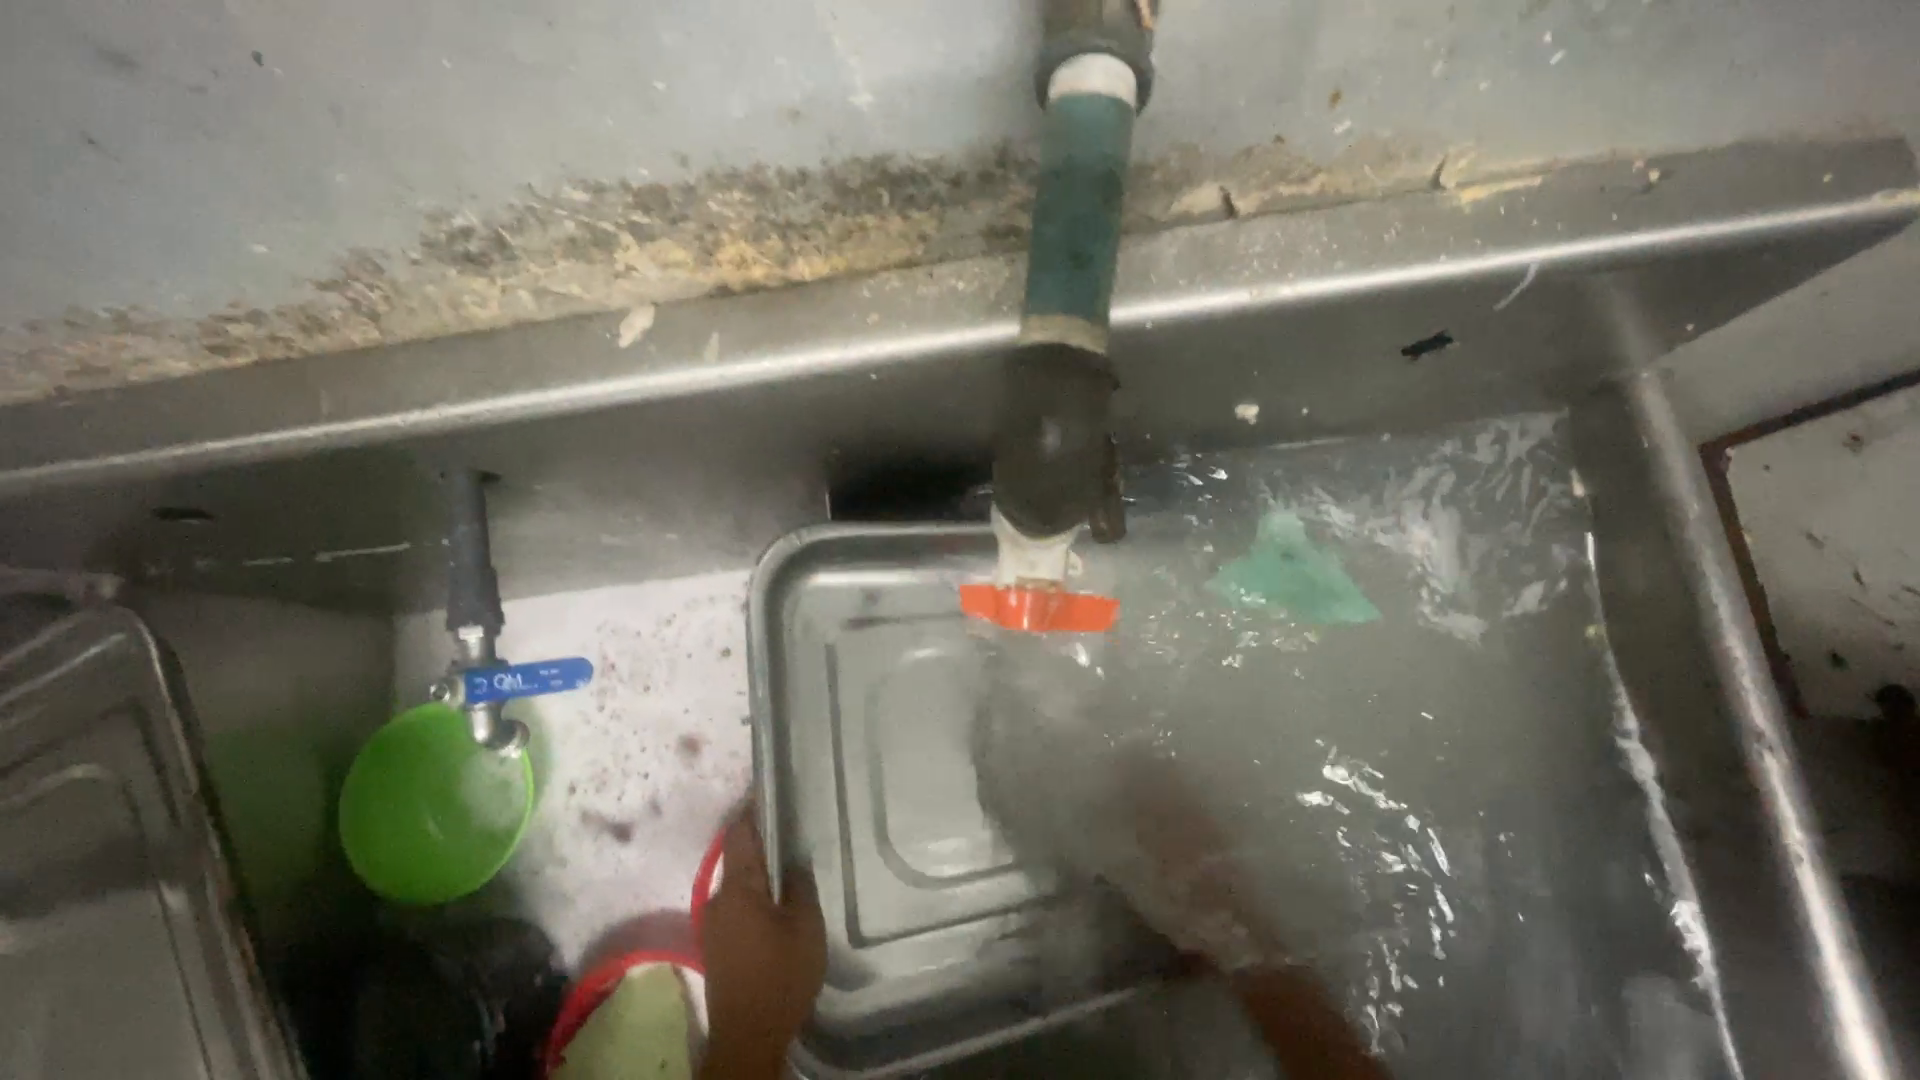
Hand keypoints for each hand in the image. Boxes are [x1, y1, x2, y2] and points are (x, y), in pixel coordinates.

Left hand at [700, 810, 825, 1079]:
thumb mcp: (805, 925)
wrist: (749, 1035)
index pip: (739, 834)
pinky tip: (779, 902)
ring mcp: (715, 923)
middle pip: (740, 856)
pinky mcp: (719, 943)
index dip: (753, 808)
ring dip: (761, 871)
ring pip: (740, 882)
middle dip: (763, 841)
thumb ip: (799, 884)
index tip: (770, 789)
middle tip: (795, 829)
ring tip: (792, 864)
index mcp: (738, 887)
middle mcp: (718, 898)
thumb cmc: (781, 975)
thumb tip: (792, 858)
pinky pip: (739, 904)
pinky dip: (757, 894)